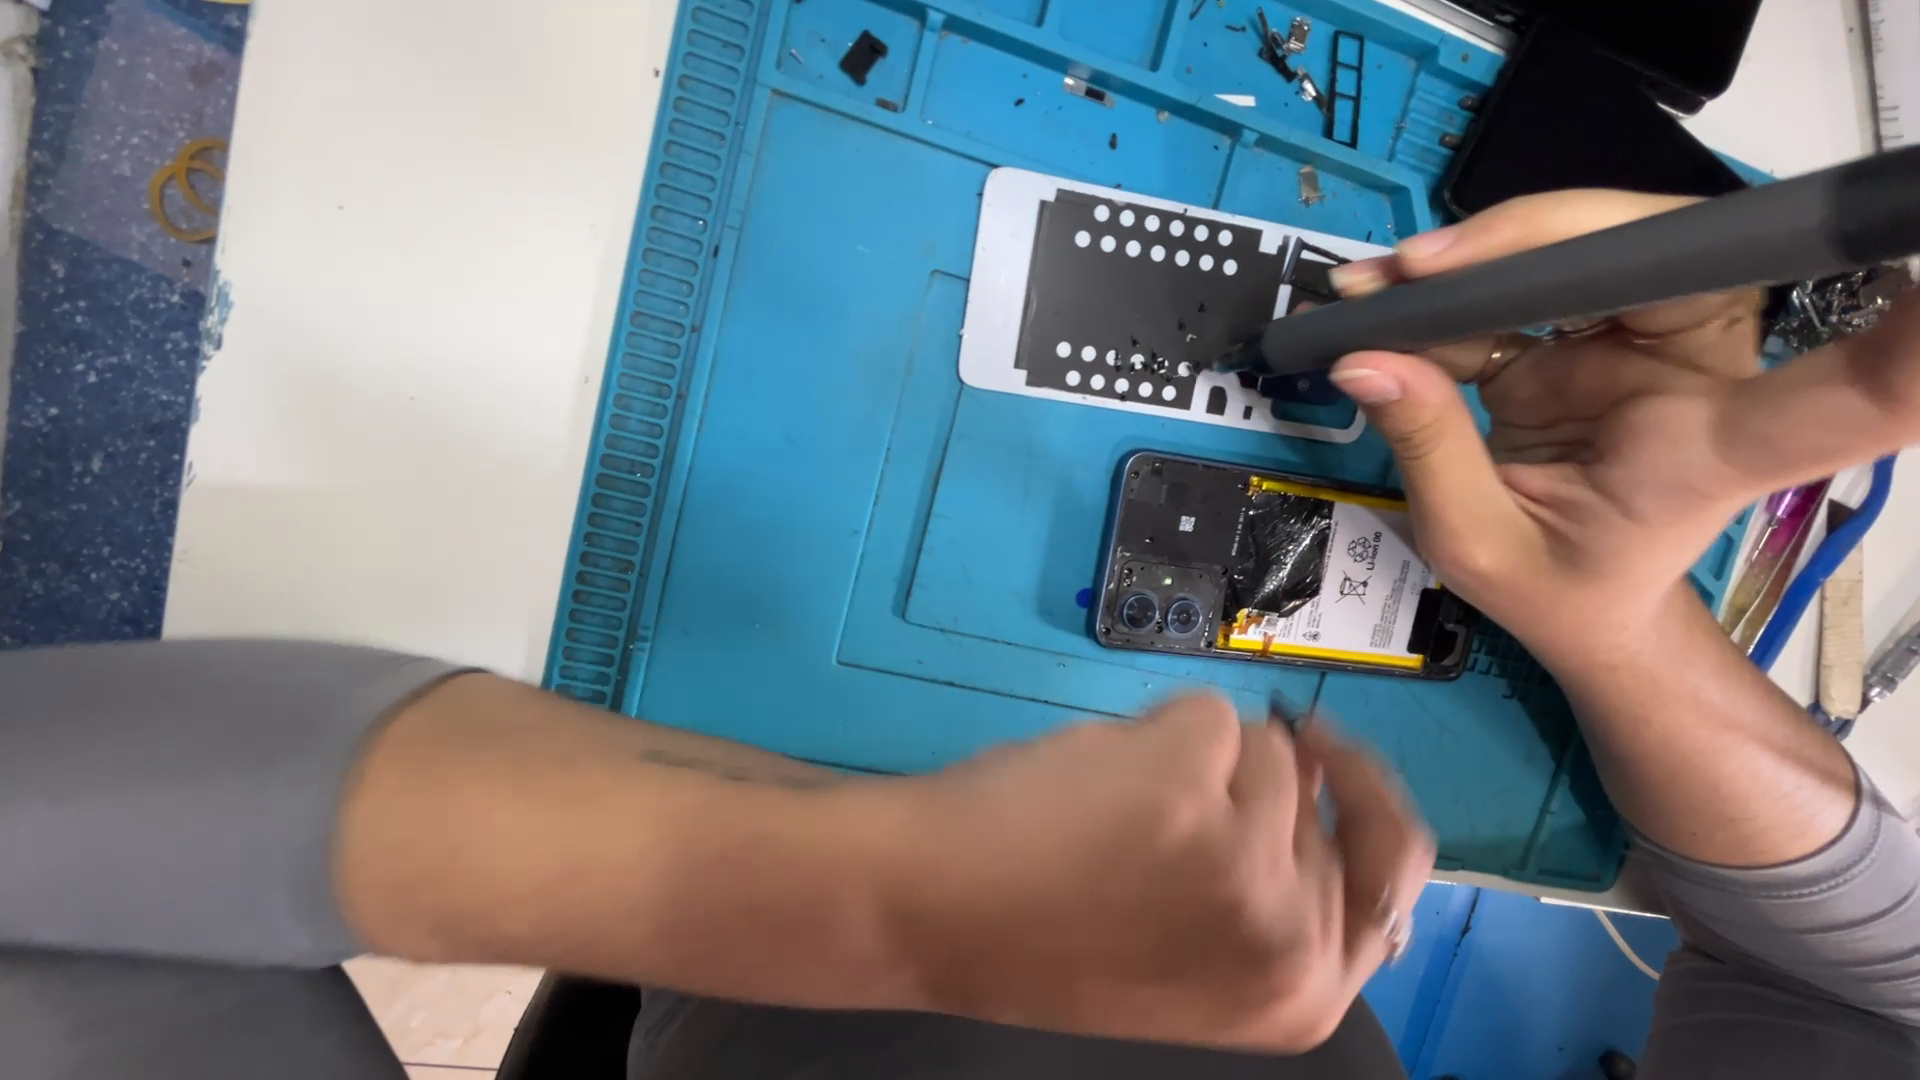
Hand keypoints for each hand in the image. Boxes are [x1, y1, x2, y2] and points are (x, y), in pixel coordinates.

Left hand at [868, 694, 1433, 1051]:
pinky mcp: (1184, 779)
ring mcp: (1241, 852)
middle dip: (1237, 782)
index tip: (1327, 758)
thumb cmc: (1054, 933)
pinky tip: (1091, 780)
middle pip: (1312, 792)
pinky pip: (1201, 711)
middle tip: (1154, 803)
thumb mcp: (1190, 955)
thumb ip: (1266, 896)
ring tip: (1108, 808)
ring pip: (1255, 741)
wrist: (934, 910)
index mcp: (1298, 991)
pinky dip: (1148, 729)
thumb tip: (1313, 785)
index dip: (1361, 803)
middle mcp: (1288, 932)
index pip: (1392, 873)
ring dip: (1185, 756)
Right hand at [1325, 190, 1919, 665]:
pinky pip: (1526, 287)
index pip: (1852, 393)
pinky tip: (1382, 296)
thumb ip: (1428, 450)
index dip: (1915, 340)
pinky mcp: (1587, 342)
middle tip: (1418, 268)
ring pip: (1596, 248)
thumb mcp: (1472, 542)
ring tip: (1376, 283)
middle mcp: (1704, 377)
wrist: (1573, 598)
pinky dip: (1449, 290)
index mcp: (1712, 452)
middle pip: (1672, 257)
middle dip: (1542, 240)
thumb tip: (1362, 360)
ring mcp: (1646, 351)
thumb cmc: (1551, 589)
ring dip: (1481, 255)